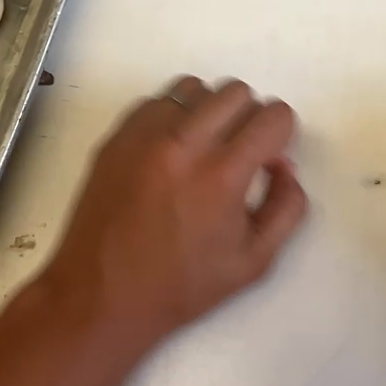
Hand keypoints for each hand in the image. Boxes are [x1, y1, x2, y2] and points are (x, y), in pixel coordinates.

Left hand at [39, 76, 308, 348]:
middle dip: (249, 118)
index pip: (273, 115)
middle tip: (238, 153)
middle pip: (237, 92)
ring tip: (201, 149)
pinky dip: (173, 117)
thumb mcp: (255, 262)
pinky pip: (158, 100)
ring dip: (210, 111)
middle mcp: (184, 143)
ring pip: (196, 88)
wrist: (99, 296)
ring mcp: (145, 134)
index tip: (268, 158)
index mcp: (223, 175)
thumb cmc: (181, 285)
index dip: (281, 134)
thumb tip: (283, 165)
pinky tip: (169, 153)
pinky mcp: (117, 135)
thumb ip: (286, 207)